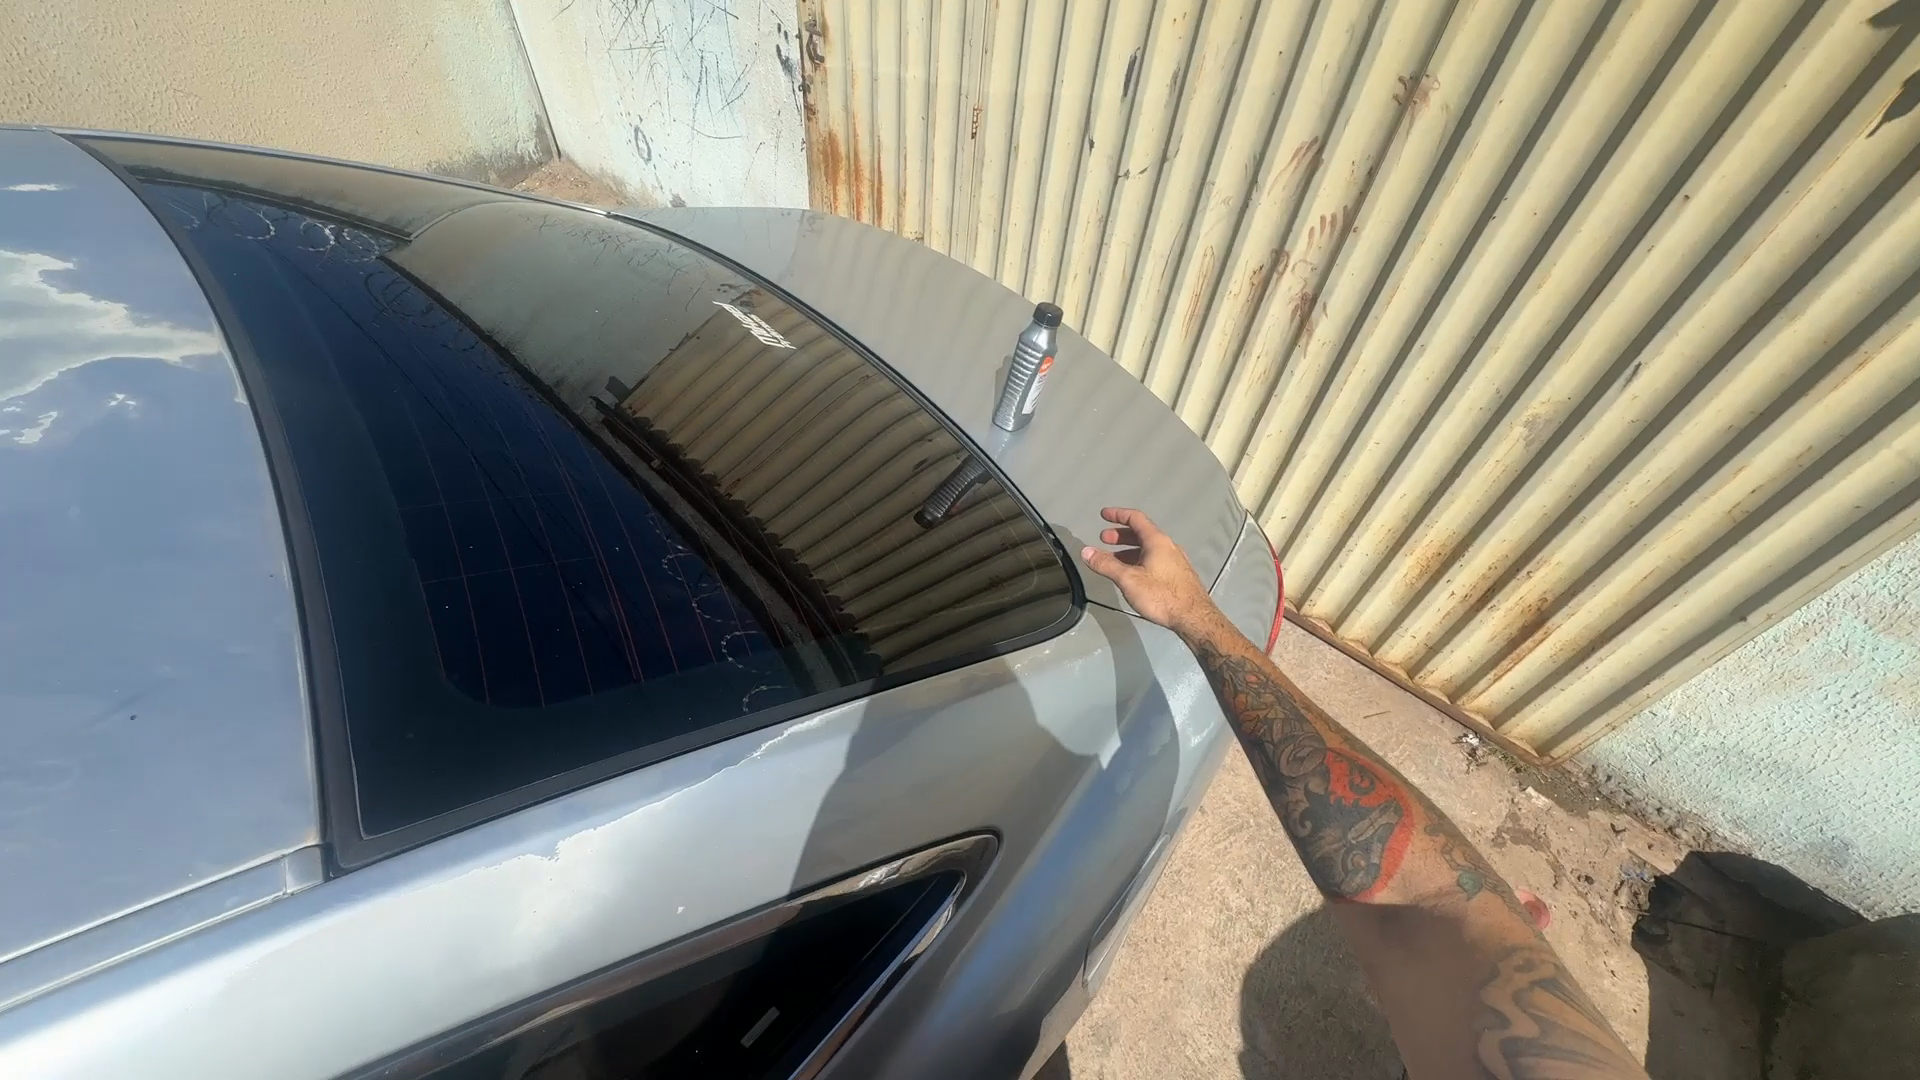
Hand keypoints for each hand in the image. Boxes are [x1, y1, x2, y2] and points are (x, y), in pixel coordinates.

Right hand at [1079, 507, 1222, 636]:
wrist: (1194, 618)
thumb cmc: (1162, 596)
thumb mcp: (1128, 580)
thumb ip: (1106, 565)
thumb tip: (1086, 552)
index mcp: (1157, 541)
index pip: (1136, 518)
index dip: (1117, 514)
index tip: (1104, 515)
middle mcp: (1168, 547)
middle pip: (1141, 533)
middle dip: (1120, 535)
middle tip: (1104, 539)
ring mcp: (1175, 561)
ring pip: (1148, 548)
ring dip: (1128, 550)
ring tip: (1113, 560)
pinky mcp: (1178, 575)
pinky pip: (1154, 559)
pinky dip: (1139, 560)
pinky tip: (1132, 574)